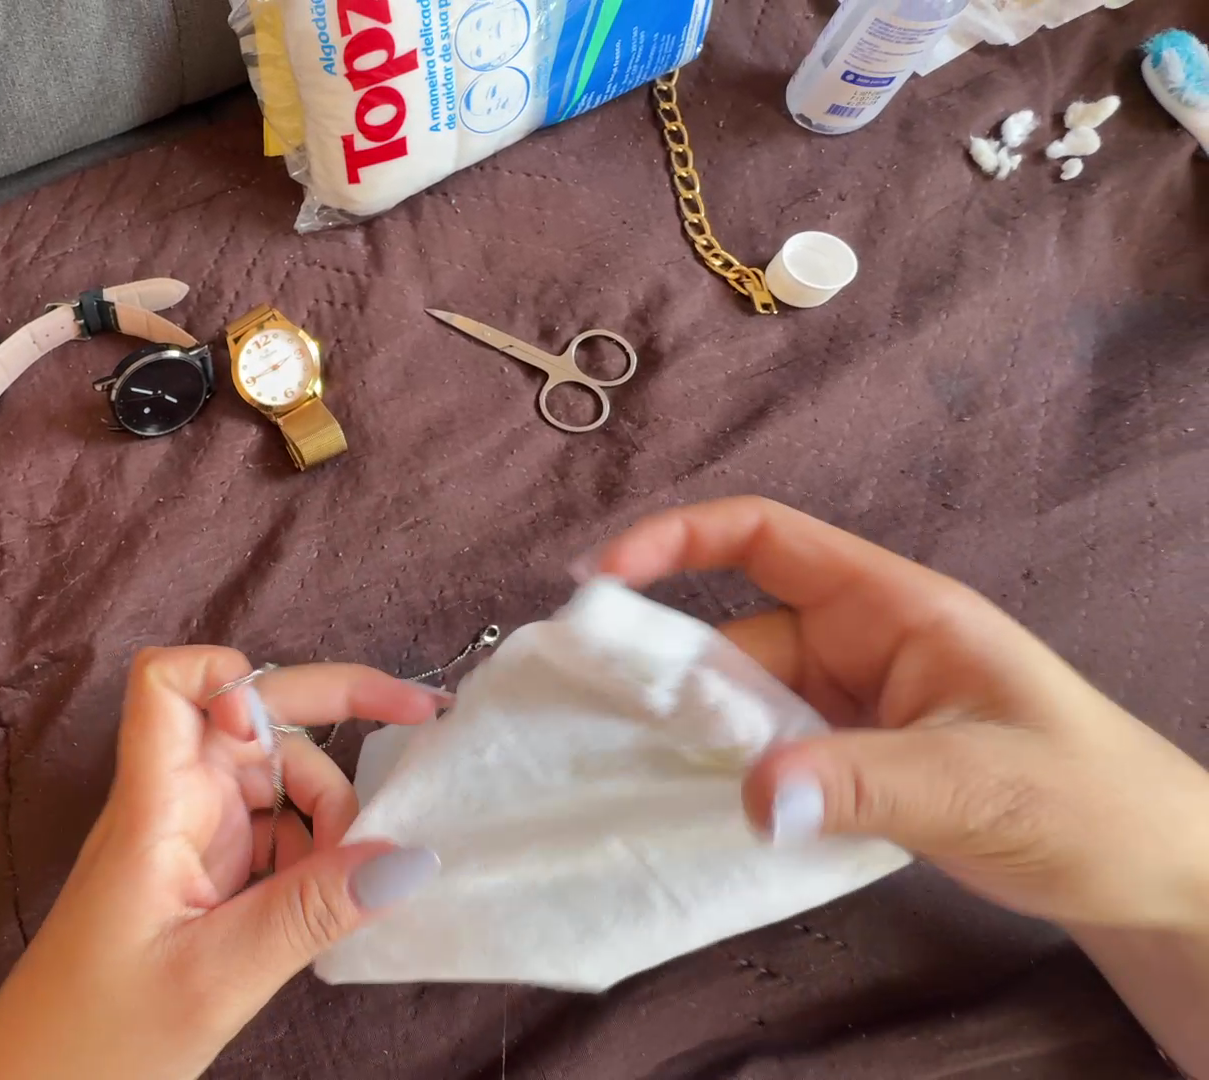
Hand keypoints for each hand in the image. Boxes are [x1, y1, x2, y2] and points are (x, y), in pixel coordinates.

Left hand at [0, 647, 446, 1079]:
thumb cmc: (101, 1036)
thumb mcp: (215, 978)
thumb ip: (311, 912)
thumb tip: (408, 856)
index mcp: (155, 801)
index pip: (168, 682)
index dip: (227, 677)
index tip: (274, 735)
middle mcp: (178, 792)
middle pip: (255, 712)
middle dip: (338, 704)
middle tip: (421, 713)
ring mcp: (196, 823)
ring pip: (280, 770)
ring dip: (329, 807)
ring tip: (352, 875)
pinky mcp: (211, 857)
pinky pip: (279, 821)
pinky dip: (316, 845)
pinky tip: (332, 889)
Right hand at [581, 496, 1208, 933]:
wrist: (1157, 885)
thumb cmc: (1095, 805)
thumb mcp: (985, 785)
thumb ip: (867, 783)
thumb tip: (757, 797)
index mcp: (885, 606)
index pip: (762, 536)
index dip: (675, 539)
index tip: (604, 577)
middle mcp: (845, 641)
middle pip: (728, 635)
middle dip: (676, 675)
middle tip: (617, 719)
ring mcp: (832, 698)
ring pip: (731, 698)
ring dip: (696, 733)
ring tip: (649, 771)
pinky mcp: (826, 748)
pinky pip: (749, 742)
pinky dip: (719, 765)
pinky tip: (698, 795)